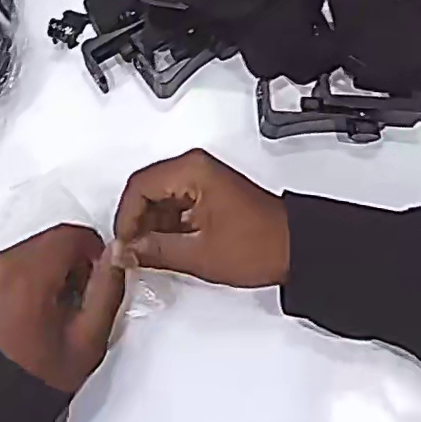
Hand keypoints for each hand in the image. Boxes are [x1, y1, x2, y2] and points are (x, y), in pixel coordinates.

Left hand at [0, 225, 124, 392]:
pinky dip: (38, 271)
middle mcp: (3, 265)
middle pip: (54, 239)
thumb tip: (117, 251)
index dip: (94, 251)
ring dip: (57, 264)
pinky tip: (43, 306)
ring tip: (63, 306)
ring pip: (39, 246)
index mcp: (27, 276)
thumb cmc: (37, 380)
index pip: (72, 236)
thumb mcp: (88, 338)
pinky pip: (21, 258)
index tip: (101, 275)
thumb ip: (108, 288)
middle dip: (76, 259)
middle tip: (83, 296)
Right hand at [113, 149, 289, 287]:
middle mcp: (195, 167)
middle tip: (132, 252)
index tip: (123, 243)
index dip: (126, 218)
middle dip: (137, 222)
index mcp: (192, 170)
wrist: (296, 248)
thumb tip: (125, 250)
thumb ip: (154, 251)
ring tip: (151, 254)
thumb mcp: (198, 254)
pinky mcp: (208, 191)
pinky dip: (167, 226)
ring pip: (159, 198)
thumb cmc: (261, 243)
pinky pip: (175, 204)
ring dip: (152, 226)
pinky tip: (168, 249)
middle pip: (147, 189)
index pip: (139, 186)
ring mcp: (202, 178)